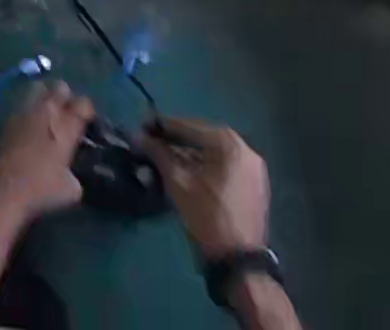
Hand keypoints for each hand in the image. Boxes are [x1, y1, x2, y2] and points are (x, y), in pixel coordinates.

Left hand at [0, 81, 95, 223]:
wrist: (5, 188)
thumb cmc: (43, 188)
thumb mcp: (72, 188)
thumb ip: (76, 171)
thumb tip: (71, 169)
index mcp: (66, 126)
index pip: (84, 104)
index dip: (88, 110)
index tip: (88, 121)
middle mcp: (47, 111)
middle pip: (61, 87)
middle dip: (67, 97)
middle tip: (68, 114)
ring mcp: (25, 111)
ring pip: (39, 87)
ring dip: (46, 96)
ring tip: (49, 112)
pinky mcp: (9, 117)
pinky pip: (24, 101)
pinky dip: (31, 106)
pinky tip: (32, 122)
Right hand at [138, 116, 269, 258]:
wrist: (239, 263)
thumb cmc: (206, 215)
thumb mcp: (177, 180)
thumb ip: (156, 152)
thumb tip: (136, 134)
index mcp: (229, 144)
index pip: (188, 126)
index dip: (161, 126)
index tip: (140, 126)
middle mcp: (245, 150)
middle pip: (201, 136)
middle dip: (174, 138)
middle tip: (149, 140)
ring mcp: (252, 168)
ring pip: (211, 151)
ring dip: (186, 151)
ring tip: (161, 154)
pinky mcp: (252, 184)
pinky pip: (221, 164)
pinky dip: (201, 163)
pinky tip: (182, 168)